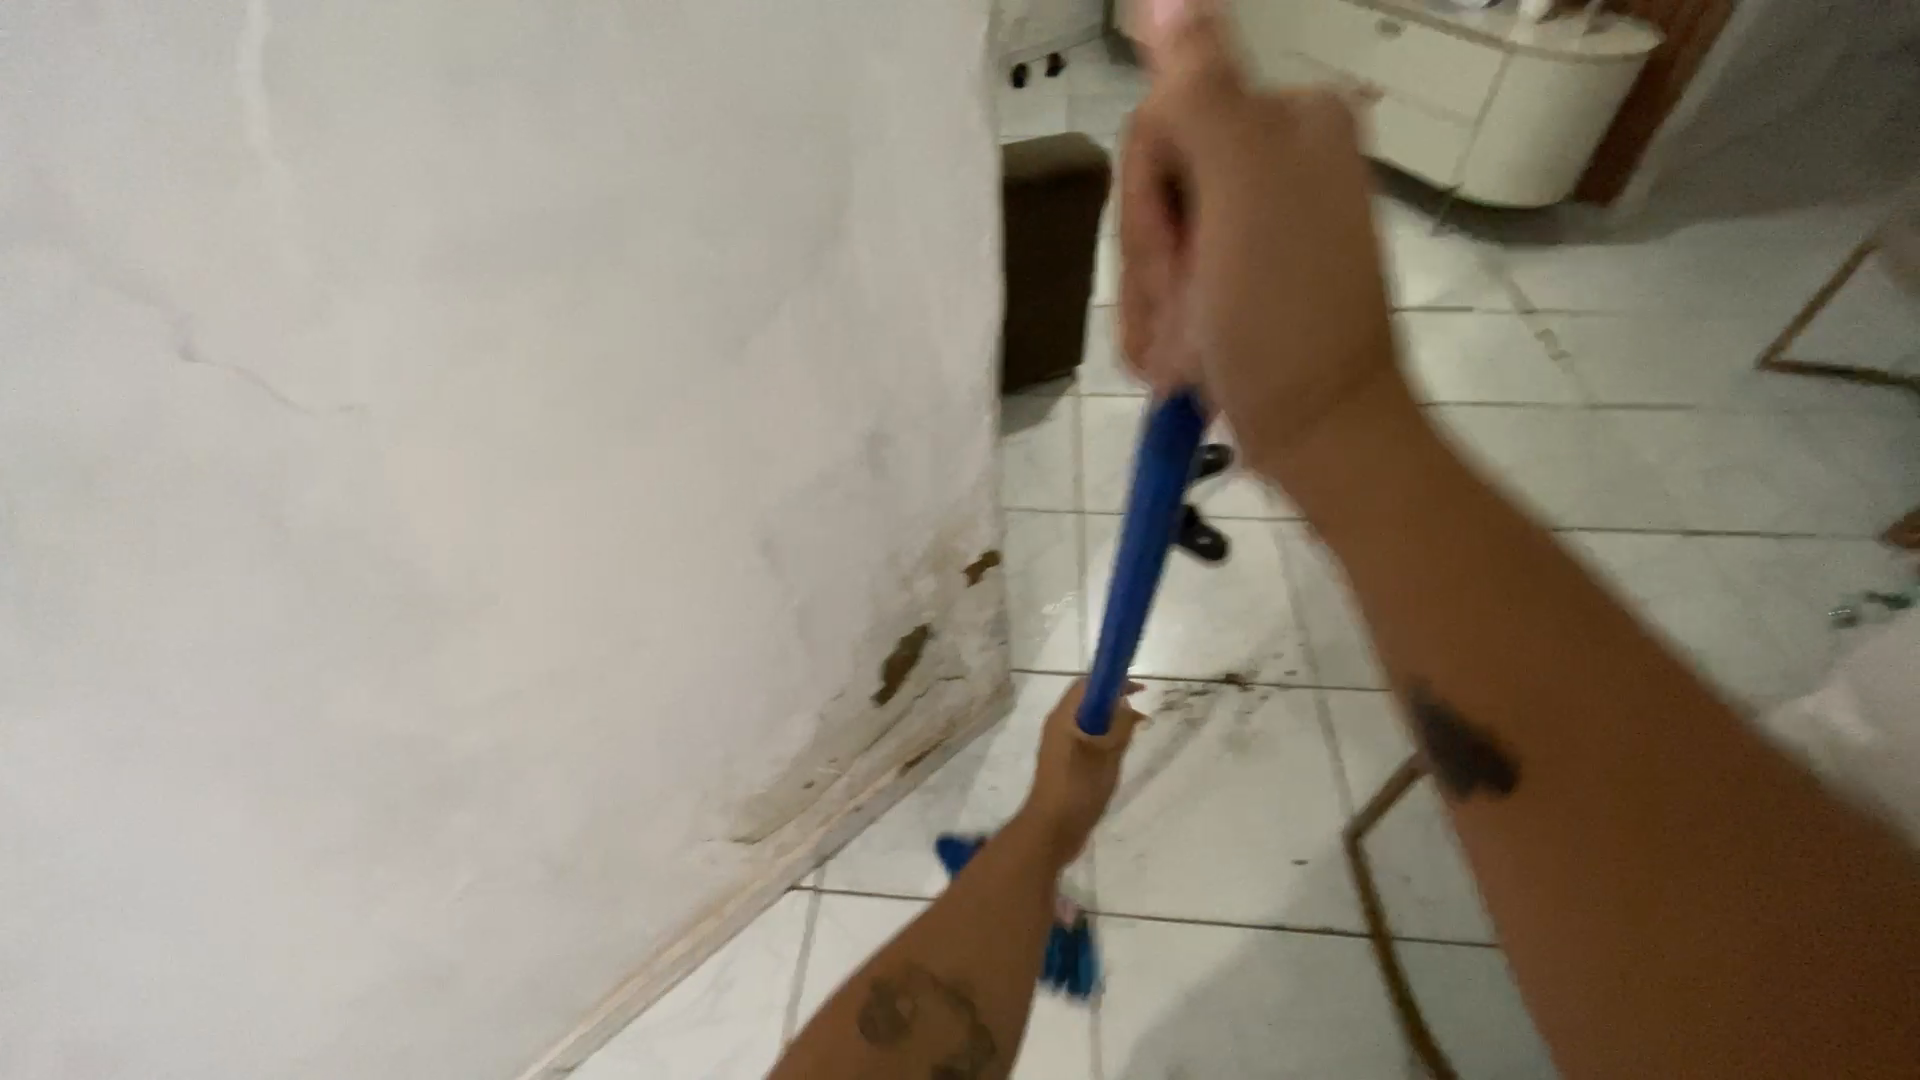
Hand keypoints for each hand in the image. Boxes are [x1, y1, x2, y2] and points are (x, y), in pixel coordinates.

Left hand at [1015, 679, 1143, 868]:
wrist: (1052, 830)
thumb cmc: (1078, 788)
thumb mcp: (1106, 754)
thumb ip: (1119, 726)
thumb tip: (1125, 705)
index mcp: (1062, 718)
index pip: (1086, 685)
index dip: (1112, 682)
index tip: (1139, 689)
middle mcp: (1057, 726)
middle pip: (1087, 702)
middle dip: (1114, 703)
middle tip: (1140, 716)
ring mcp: (1059, 745)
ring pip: (1088, 723)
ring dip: (1110, 723)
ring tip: (1133, 736)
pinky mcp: (1064, 763)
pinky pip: (1086, 740)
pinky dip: (1103, 740)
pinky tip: (1118, 755)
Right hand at [1118, 0, 1411, 485]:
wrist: (1318, 430)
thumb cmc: (1282, 317)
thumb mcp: (1244, 192)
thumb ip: (1202, 91)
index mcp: (1285, 121)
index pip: (1157, 126)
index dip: (1146, 201)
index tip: (1180, 255)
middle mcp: (1274, 162)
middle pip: (1152, 190)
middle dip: (1151, 264)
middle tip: (1190, 310)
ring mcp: (1255, 229)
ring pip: (1152, 248)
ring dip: (1153, 308)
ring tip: (1187, 351)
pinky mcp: (1240, 283)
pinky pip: (1167, 289)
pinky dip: (1163, 330)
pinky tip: (1189, 361)